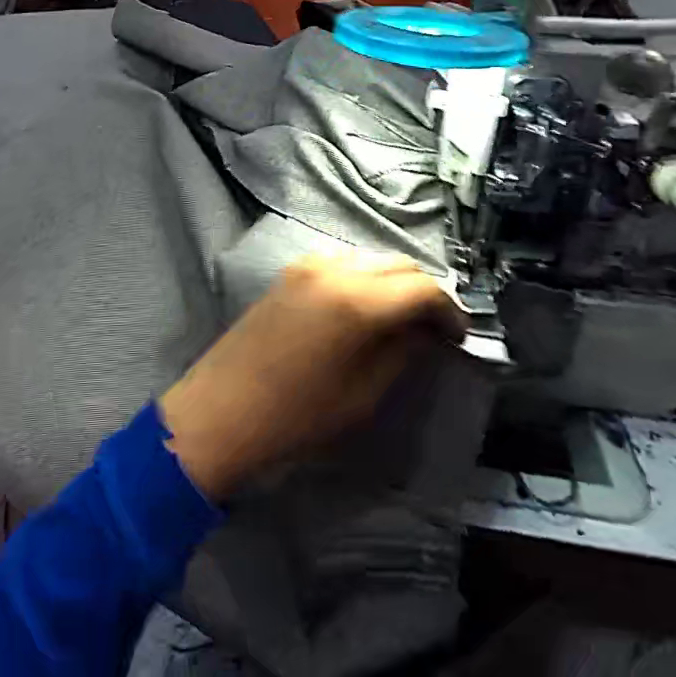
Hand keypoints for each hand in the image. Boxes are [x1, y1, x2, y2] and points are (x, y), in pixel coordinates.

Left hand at [158, 249, 463, 499]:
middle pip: (400, 265)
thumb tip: (427, 333)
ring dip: (394, 281)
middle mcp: (338, 270)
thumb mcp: (362, 395)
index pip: (424, 290)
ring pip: (371, 258)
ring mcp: (309, 266)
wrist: (217, 416)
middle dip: (424, 292)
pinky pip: (342, 262)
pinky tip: (363, 305)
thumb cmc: (295, 418)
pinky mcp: (289, 273)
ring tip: (401, 315)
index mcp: (360, 301)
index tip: (458, 336)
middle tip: (434, 326)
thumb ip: (402, 354)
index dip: (449, 311)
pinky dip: (364, 277)